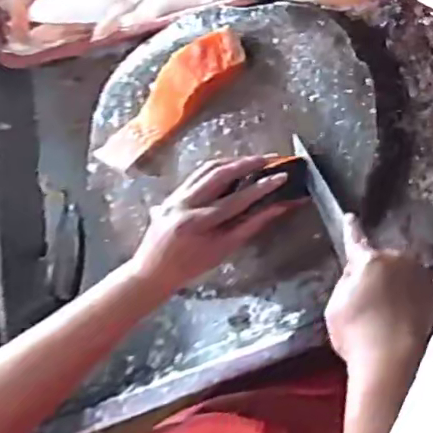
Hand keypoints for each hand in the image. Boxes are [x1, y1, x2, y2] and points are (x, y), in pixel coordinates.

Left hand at [129, 157, 299, 292]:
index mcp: (197, 223)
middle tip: (271, 159)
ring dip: (234, 161)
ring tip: (255, 159)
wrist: (151, 273)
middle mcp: (184, 205)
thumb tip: (280, 206)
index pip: (236, 199)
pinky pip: (198, 172)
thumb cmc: (191, 266)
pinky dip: (219, 166)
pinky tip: (233, 165)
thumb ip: (253, 224)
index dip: (262, 187)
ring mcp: (175, 196)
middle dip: (248, 163)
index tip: (282, 176)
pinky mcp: (172, 193)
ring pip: (208, 168)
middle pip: (220, 174)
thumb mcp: (224, 248)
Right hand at [324, 215, 432, 370]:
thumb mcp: (336, 307)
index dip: (351, 229)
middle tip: (368, 301)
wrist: (391, 357)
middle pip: (380, 260)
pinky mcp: (430, 286)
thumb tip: (356, 272)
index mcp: (368, 261)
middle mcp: (395, 258)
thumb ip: (346, 282)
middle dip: (375, 272)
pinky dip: (407, 293)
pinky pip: (413, 284)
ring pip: (399, 271)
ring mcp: (416, 270)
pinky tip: (400, 314)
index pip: (355, 240)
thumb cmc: (356, 334)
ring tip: (385, 312)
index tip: (350, 216)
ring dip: (394, 282)